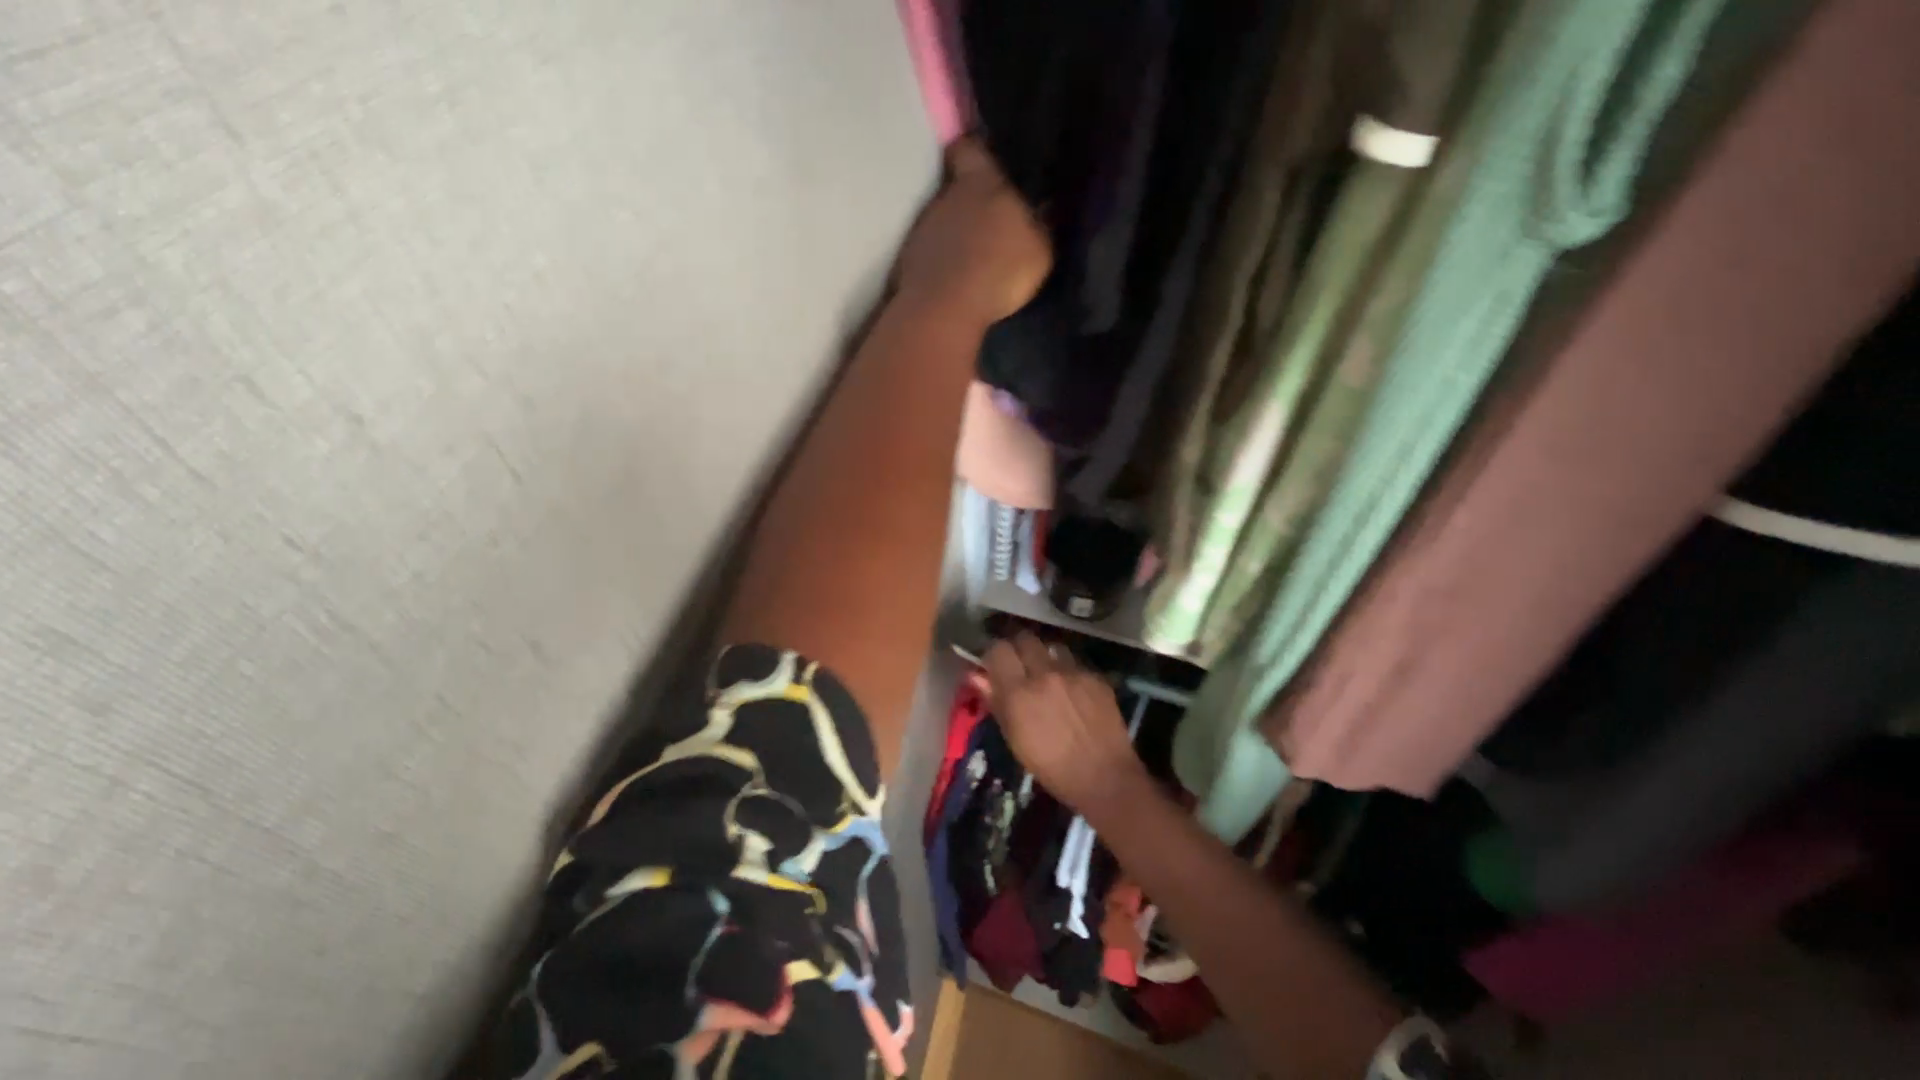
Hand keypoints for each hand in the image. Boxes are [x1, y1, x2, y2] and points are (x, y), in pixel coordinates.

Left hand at [896, 138, 1051, 328]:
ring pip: (945, 217)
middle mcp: (946, 195)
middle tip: (991, 216)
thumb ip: (1039, 224)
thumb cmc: (999, 269)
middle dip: (972, 198)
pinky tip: (958, 274)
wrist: (944, 308)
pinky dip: (945, 256)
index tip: (986, 158)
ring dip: (958, 230)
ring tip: (975, 253)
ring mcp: (924, 226)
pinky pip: (933, 247)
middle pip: (957, 185)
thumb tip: (1041, 209)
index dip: (976, 150)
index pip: (970, 147)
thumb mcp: (1039, 249)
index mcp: (980, 182)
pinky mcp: (910, 256)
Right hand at [983, 632, 1150, 815]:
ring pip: (1052, 647)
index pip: (998, 649)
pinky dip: (1069, 672)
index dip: (994, 655)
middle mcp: (1045, 674)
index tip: (995, 667)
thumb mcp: (1014, 739)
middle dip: (1019, 649)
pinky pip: (1076, 663)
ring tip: (1048, 677)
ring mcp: (1074, 672)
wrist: (1103, 777)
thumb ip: (995, 702)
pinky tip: (1073, 693)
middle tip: (1020, 667)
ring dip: (1045, 657)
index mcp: (1019, 692)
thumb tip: (976, 676)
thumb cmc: (1051, 767)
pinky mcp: (1097, 677)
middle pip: (1025, 638)